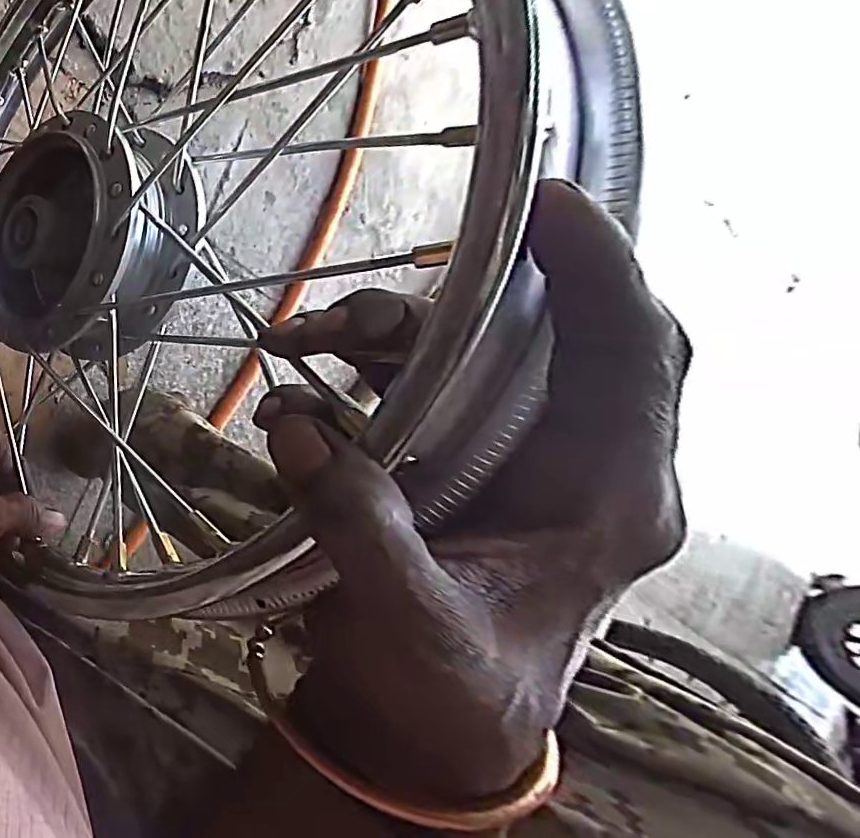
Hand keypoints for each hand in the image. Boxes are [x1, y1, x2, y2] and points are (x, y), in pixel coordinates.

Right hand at [252, 179, 688, 801]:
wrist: (415, 714)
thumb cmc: (443, 683)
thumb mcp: (415, 624)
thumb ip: (364, 533)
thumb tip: (301, 430)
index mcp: (605, 495)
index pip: (631, 355)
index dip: (599, 270)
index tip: (539, 202)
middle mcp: (555, 456)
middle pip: (518, 340)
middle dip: (430, 311)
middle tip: (339, 324)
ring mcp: (485, 453)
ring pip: (443, 354)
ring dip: (362, 337)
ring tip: (289, 344)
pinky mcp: (424, 456)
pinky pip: (384, 387)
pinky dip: (330, 377)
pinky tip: (284, 394)